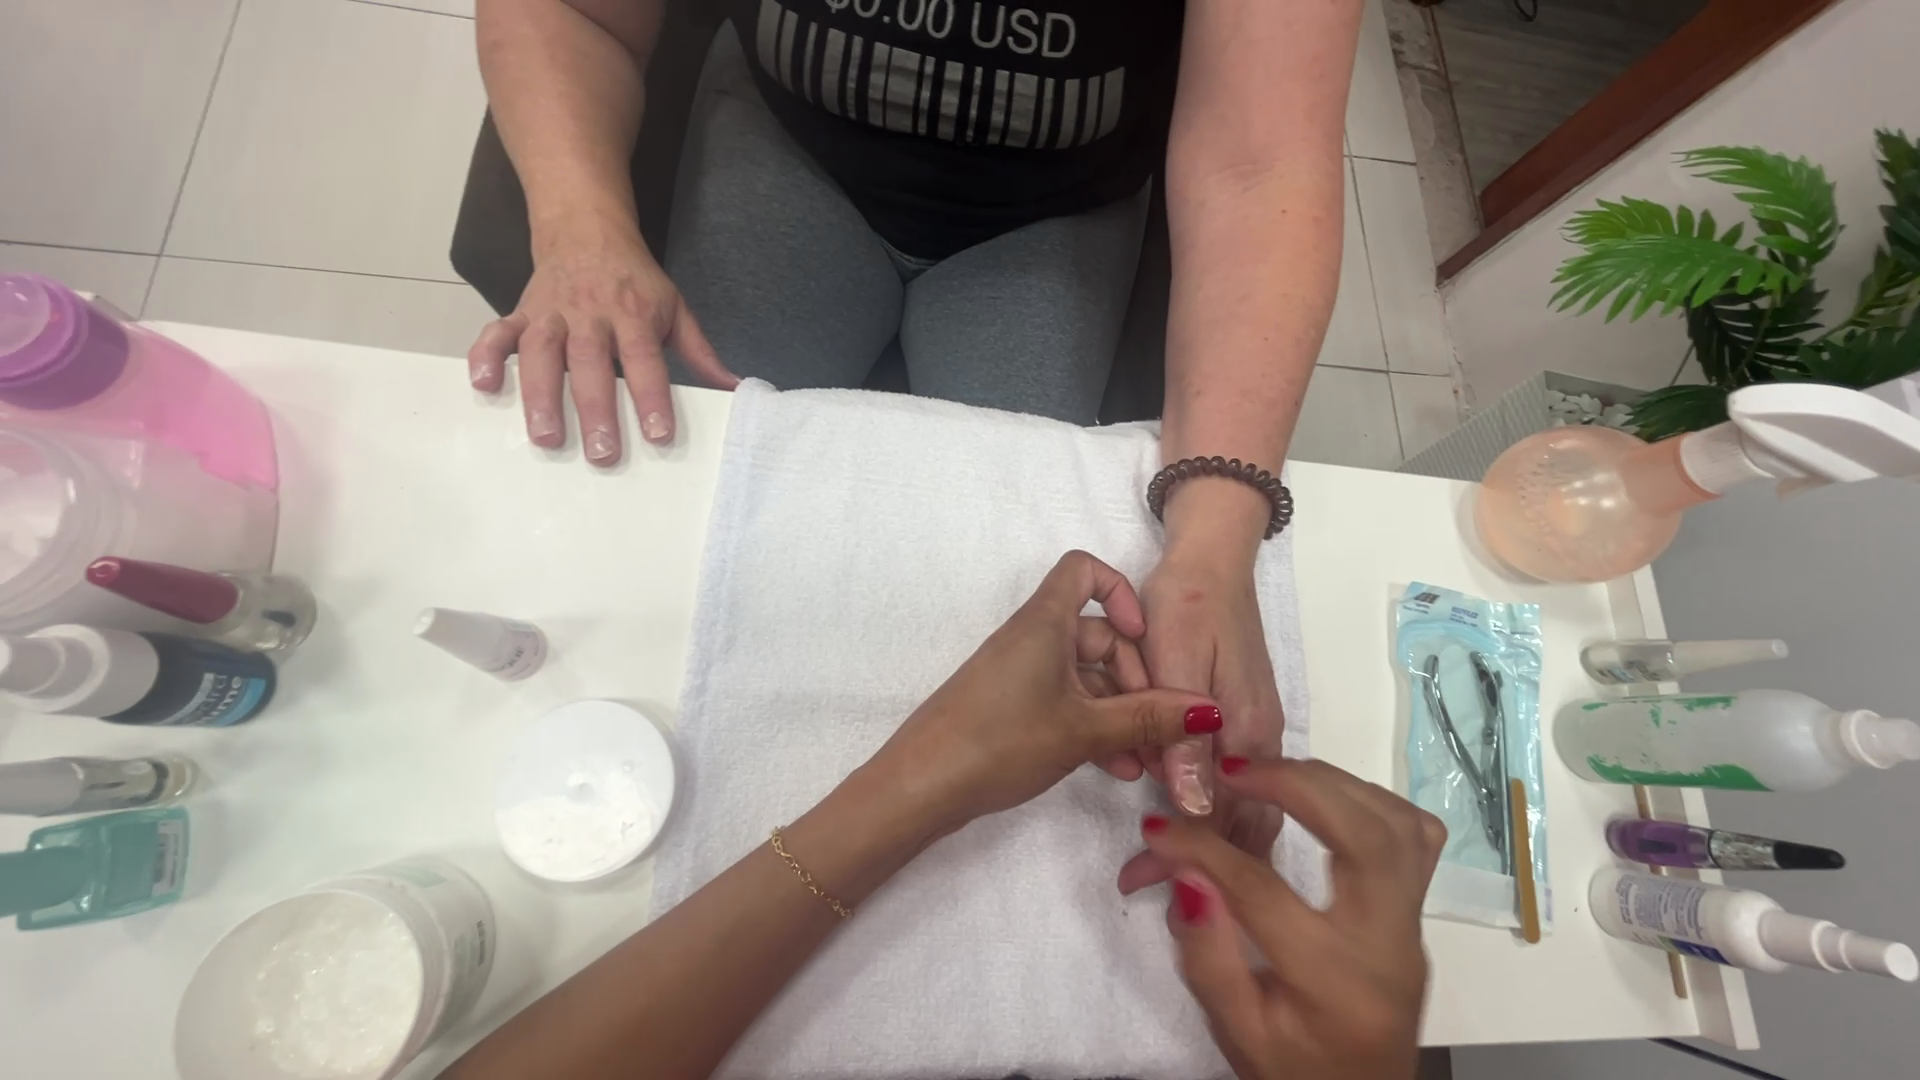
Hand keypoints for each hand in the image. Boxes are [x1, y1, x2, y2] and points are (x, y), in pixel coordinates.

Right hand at [467, 224, 738, 466]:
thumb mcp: (676, 310)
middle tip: (601, 454)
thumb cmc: (636, 282)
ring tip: (547, 438)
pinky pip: (496, 332)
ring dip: (540, 395)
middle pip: (590, 363)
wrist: (586, 229)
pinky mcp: (520, 311)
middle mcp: (590, 315)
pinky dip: (485, 355)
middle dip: (595, 409)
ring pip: (540, 352)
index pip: (645, 360)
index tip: (658, 434)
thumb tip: (736, 388)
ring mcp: (551, 313)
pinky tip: (483, 385)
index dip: (652, 397)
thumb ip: (701, 353)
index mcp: (634, 316)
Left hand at [864, 551, 1224, 838]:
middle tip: (1164, 726)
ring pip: (1086, 677)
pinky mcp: (1014, 707)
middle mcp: (1034, 638)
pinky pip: (1067, 703)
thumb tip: (1210, 710)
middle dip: (1136, 677)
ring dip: (1121, 712)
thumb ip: (1148, 718)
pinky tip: (1118, 769)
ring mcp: (1023, 674)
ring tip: (1147, 760)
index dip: (1120, 591)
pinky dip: (1094, 727)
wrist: (923, 785)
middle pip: (1097, 634)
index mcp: (1045, 621)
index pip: (1084, 570)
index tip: (1144, 635)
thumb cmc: (1002, 740)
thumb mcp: (1083, 730)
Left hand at [1115, 543, 1283, 892]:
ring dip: (1187, 823)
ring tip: (1144, 849)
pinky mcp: (1229, 709)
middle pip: (1235, 816)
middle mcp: (1257, 735)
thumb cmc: (1188, 601)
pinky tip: (1153, 787)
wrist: (1211, 556)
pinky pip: (1213, 765)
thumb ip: (1181, 732)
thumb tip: (1194, 807)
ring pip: (1224, 793)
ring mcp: (1247, 723)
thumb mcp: (1175, 660)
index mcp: (1245, 728)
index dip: (1184, 852)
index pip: (1224, 813)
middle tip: (1139, 878)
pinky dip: (1184, 784)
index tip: (1141, 878)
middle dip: (1191, 854)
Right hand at [1143, 758, 1444, 1079]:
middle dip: (1295, 785)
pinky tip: (1317, 797)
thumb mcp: (1235, 1029)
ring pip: (1400, 823)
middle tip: (1233, 770)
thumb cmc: (1292, 1068)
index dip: (1202, 849)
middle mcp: (1390, 944)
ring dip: (1332, 782)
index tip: (1158, 826)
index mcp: (1338, 982)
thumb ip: (1208, 956)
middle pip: (1367, 837)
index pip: (1264, 893)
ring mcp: (1413, 924)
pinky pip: (1413, 833)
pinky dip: (1365, 798)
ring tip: (1270, 775)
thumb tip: (1188, 873)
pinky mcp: (1416, 909)